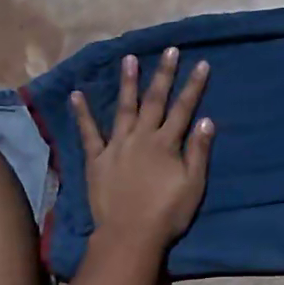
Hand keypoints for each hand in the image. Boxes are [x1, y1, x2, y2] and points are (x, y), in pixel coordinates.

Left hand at [71, 48, 214, 244]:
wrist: (130, 234)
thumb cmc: (168, 212)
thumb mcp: (193, 184)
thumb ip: (199, 152)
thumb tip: (207, 120)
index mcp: (167, 144)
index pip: (184, 109)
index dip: (194, 86)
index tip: (201, 63)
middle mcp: (142, 138)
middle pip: (155, 101)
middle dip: (164, 74)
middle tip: (169, 50)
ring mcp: (116, 146)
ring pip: (124, 108)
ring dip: (128, 83)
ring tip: (129, 59)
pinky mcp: (97, 159)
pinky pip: (89, 133)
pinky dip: (82, 113)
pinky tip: (76, 95)